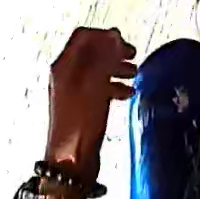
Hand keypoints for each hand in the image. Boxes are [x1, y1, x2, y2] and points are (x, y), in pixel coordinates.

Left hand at [44, 27, 136, 181]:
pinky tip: (128, 92)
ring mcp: (73, 90)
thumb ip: (103, 59)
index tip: (124, 41)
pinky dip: (114, 84)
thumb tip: (114, 36)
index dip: (104, 35)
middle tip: (133, 55)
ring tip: (135, 73)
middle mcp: (66, 74)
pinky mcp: (82, 106)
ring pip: (96, 68)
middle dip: (112, 50)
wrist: (71, 163)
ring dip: (115, 67)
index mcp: (64, 65)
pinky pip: (99, 86)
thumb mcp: (94, 85)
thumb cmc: (81, 122)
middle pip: (91, 51)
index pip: (83, 37)